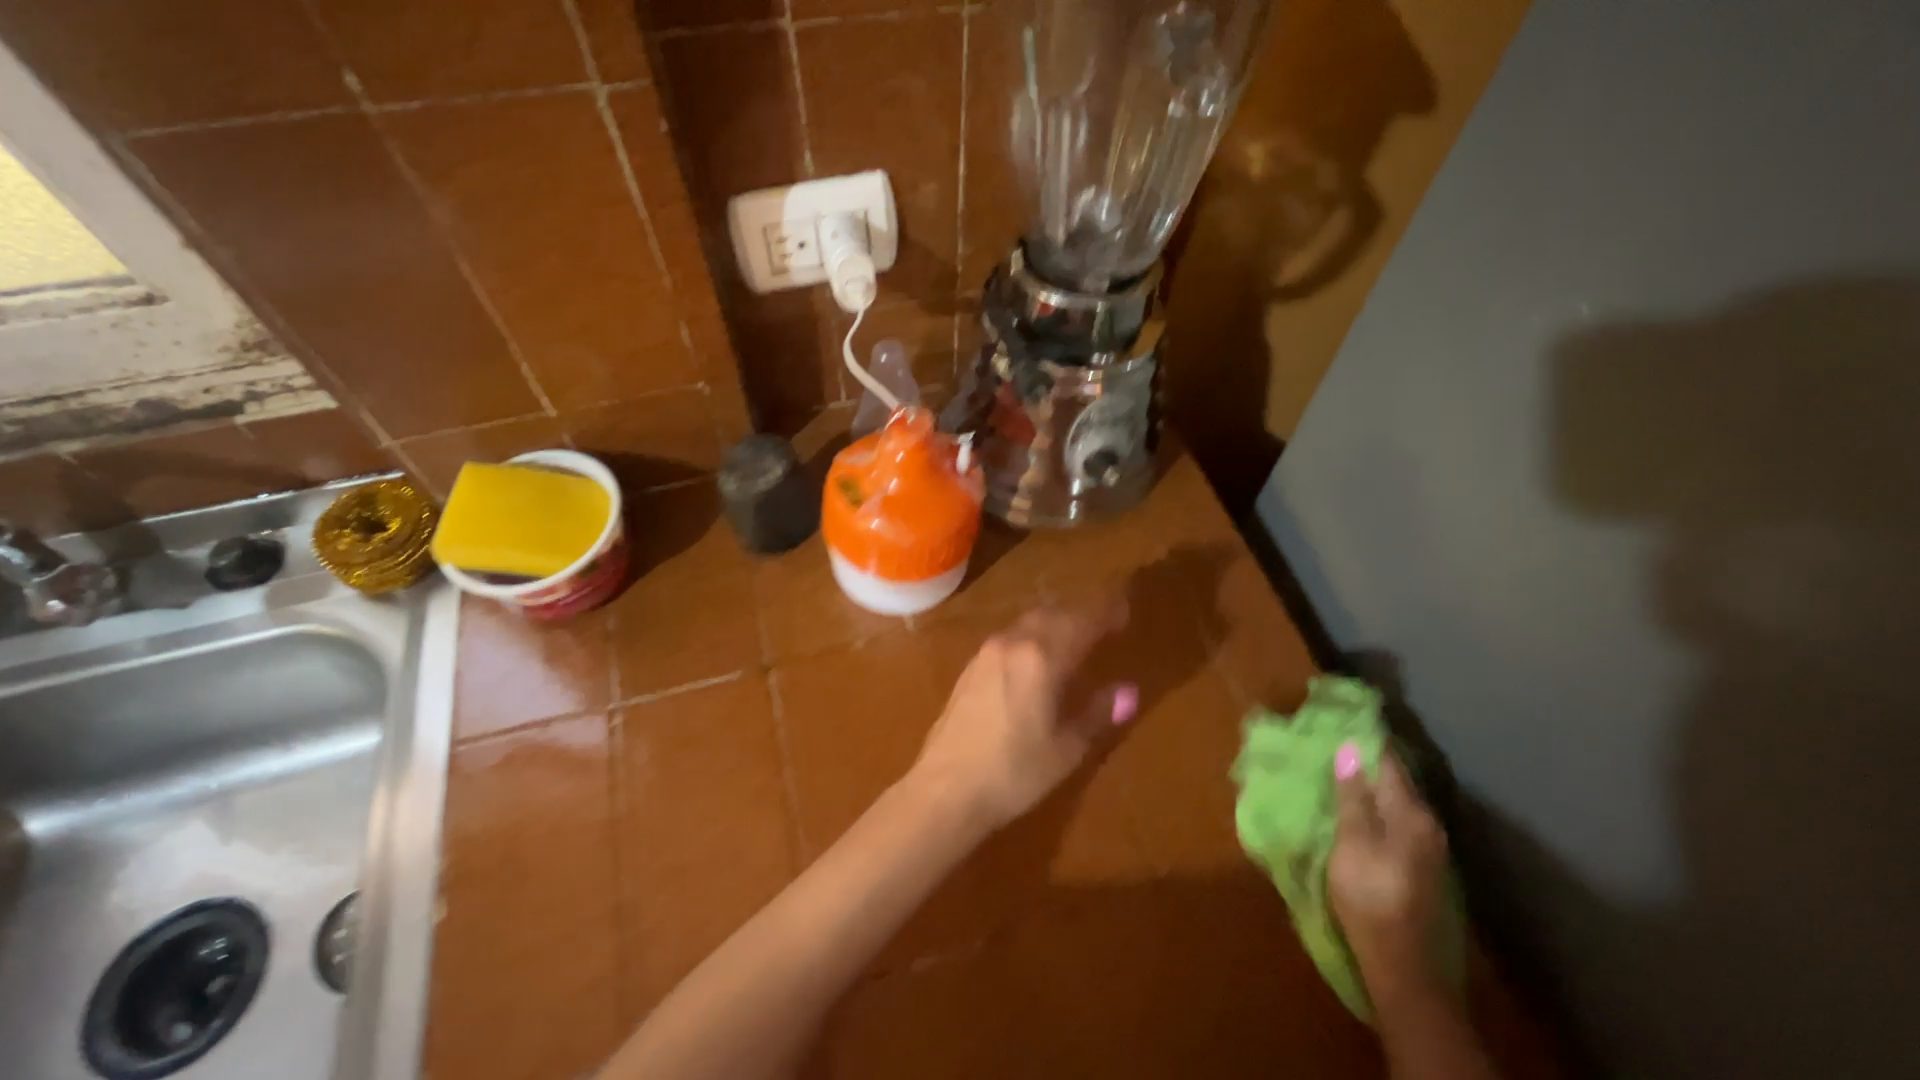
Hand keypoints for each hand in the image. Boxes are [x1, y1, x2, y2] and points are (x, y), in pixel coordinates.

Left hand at [907, 595, 1133, 831]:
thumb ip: (1097, 714)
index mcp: (1042, 657)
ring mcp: (986, 654)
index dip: (1107, 611)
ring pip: (1028, 622)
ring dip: (1055, 620)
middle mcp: (1013, 643)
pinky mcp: (970, 669)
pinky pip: (1010, 637)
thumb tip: (1128, 691)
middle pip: (1053, 613)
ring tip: (1076, 633)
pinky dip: (1033, 635)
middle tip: (1106, 618)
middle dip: (1082, 611)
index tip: (1127, 610)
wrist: (944, 790)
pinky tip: (1038, 655)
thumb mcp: (1066, 748)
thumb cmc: (1014, 772)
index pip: (1083, 620)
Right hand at [1329, 746, 1449, 996]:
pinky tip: (1361, 815)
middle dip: (1371, 765)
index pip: (1390, 765)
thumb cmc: (1370, 896)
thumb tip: (1351, 751)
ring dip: (1374, 790)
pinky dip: (1379, 812)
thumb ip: (1352, 798)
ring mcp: (1428, 850)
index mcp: (1412, 815)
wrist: (1402, 962)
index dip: (1368, 744)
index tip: (1345, 723)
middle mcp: (1428, 826)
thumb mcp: (1352, 843)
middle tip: (1338, 747)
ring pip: (1399, 806)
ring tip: (1344, 777)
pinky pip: (1398, 825)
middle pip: (1398, 784)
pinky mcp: (1421, 869)